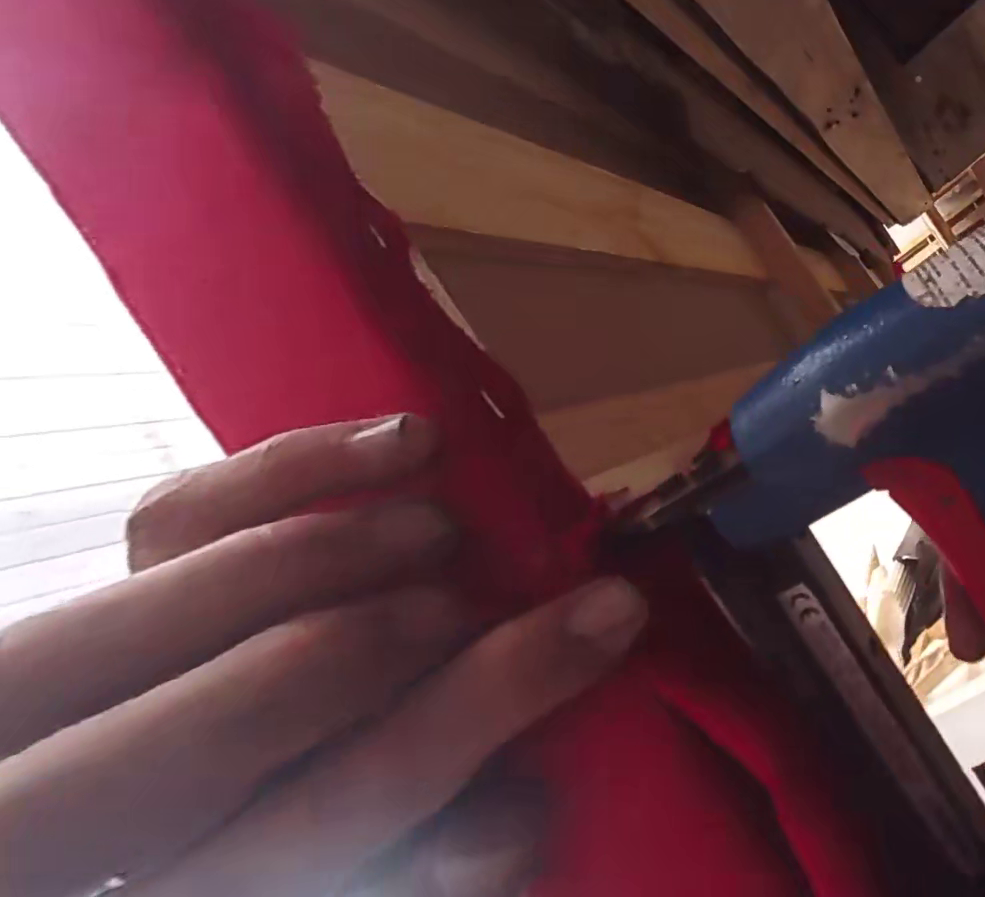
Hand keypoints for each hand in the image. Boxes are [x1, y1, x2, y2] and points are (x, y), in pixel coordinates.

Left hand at [0, 416, 646, 896]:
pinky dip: (310, 463)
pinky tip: (408, 445)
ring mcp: (59, 689)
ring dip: (362, 544)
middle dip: (424, 623)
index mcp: (213, 882)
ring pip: (215, 583)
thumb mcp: (393, 864)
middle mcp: (93, 801)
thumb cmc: (318, 817)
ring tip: (447, 528)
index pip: (356, 794)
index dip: (496, 695)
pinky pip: (187, 509)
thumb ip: (451, 858)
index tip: (611, 611)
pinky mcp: (92, 592)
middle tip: (511, 587)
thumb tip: (520, 818)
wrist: (196, 768)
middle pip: (279, 690)